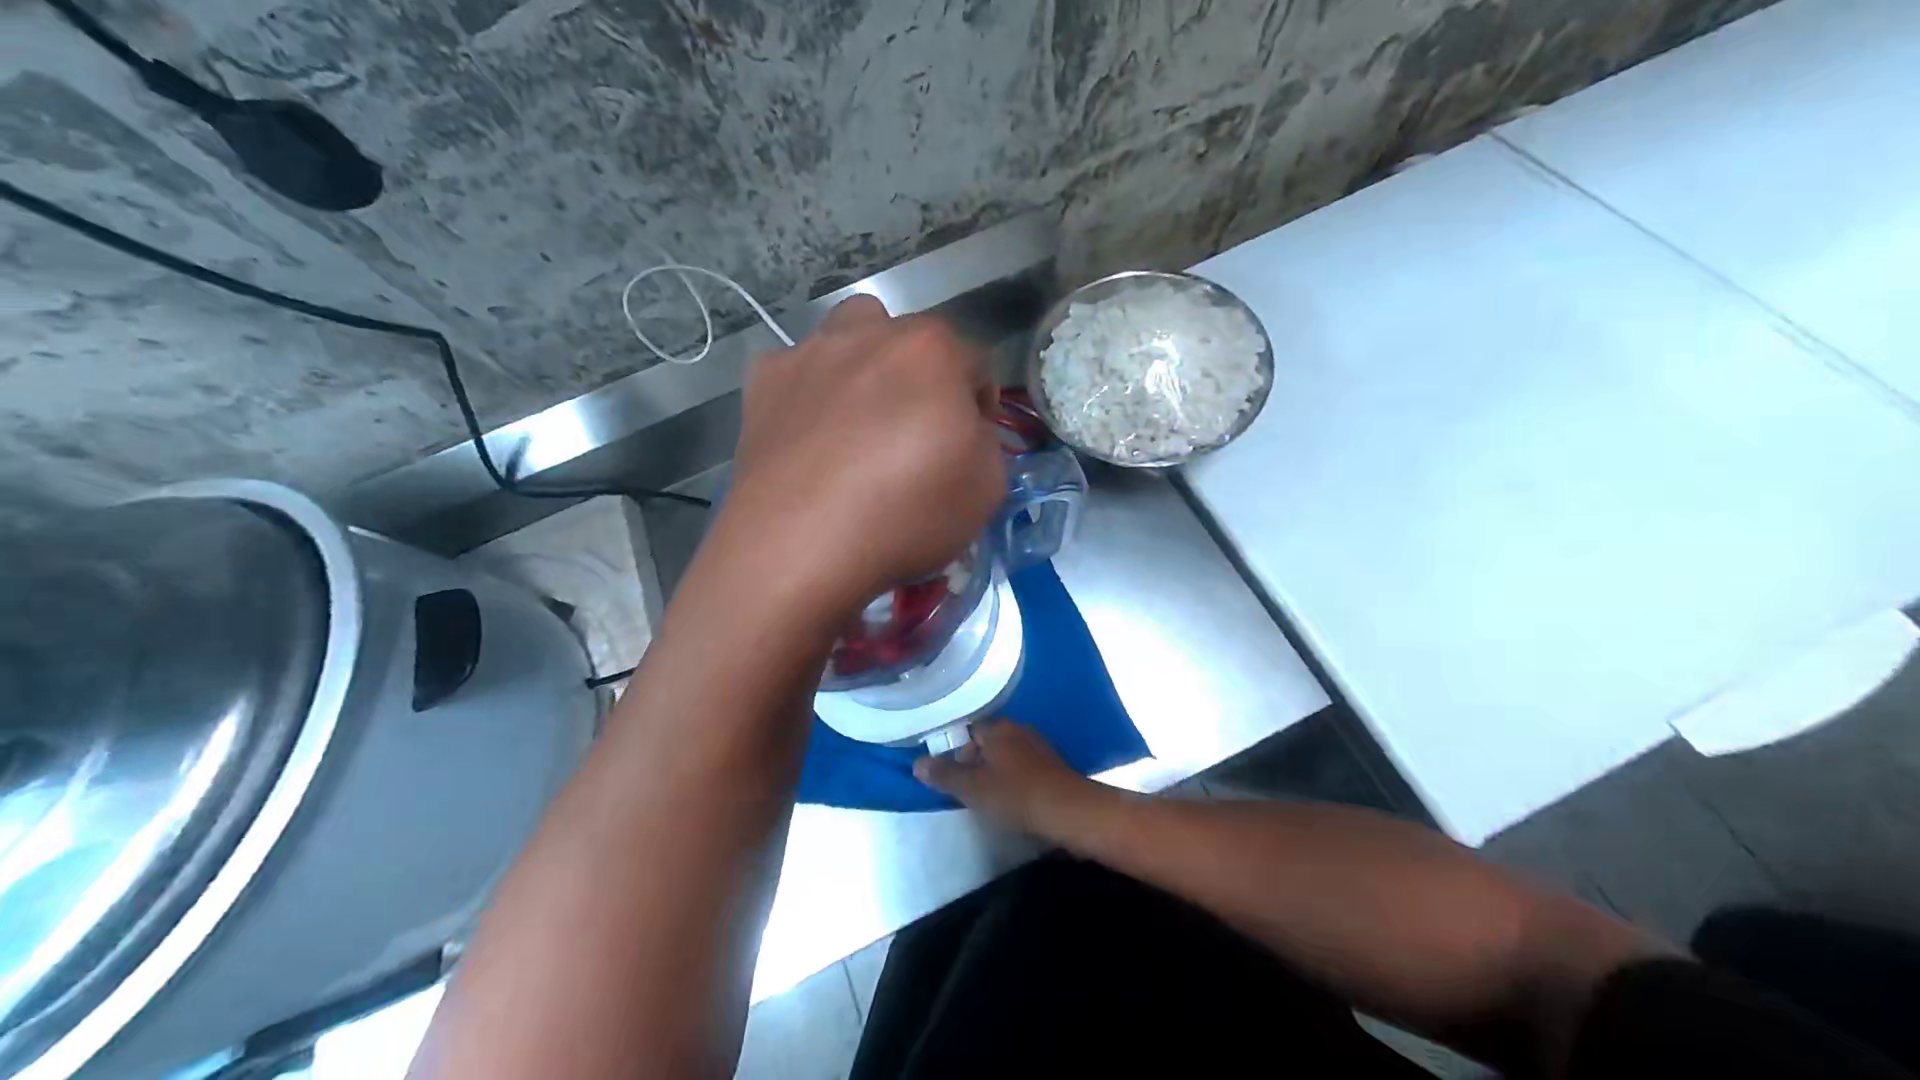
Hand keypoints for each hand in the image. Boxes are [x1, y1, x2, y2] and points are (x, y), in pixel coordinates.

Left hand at [724, 295, 1006, 613]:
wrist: (799, 545)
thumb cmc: (906, 514)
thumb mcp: (987, 489)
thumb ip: (985, 442)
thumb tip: (962, 431)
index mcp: (932, 351)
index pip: (974, 363)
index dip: (978, 405)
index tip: (970, 441)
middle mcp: (870, 334)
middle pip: (910, 342)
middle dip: (922, 379)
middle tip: (915, 432)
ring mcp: (810, 353)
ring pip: (849, 336)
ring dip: (865, 365)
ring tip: (859, 420)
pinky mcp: (763, 382)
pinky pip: (799, 372)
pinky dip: (812, 394)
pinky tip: (810, 436)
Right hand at [913, 721, 1097, 834]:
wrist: (1069, 811)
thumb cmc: (1015, 795)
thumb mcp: (971, 788)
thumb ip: (943, 775)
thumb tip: (917, 763)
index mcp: (997, 728)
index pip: (968, 730)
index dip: (956, 752)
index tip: (952, 776)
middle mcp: (1018, 729)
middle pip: (988, 742)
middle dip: (976, 763)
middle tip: (969, 791)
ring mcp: (1039, 746)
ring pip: (1007, 755)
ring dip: (997, 773)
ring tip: (991, 799)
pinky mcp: (1053, 765)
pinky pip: (1024, 767)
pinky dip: (1016, 780)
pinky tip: (1015, 800)